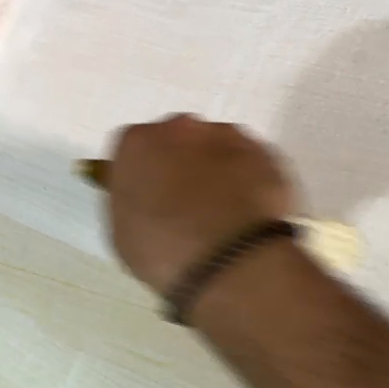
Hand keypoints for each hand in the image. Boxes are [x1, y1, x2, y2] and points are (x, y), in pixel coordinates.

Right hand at [100, 114, 297, 295]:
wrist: (229, 260)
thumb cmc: (160, 248)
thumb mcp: (122, 227)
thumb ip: (131, 198)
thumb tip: (147, 194)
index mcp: (137, 143)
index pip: (133, 149)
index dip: (142, 172)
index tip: (148, 195)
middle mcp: (180, 127)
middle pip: (176, 139)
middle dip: (178, 163)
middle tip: (183, 200)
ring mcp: (227, 136)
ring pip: (215, 147)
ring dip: (213, 168)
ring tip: (219, 208)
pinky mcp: (266, 153)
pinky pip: (248, 162)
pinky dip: (245, 179)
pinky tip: (244, 210)